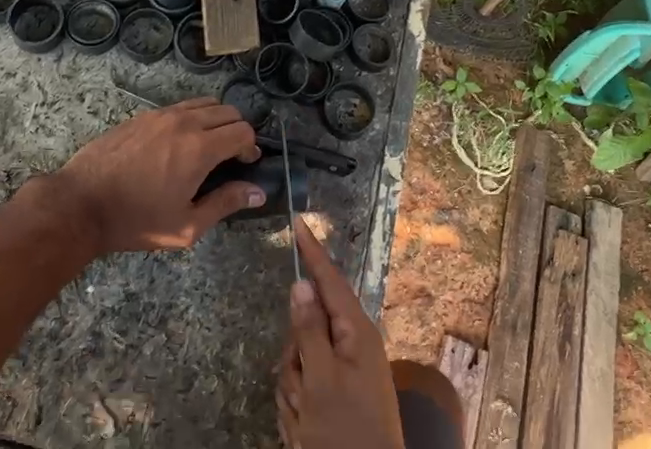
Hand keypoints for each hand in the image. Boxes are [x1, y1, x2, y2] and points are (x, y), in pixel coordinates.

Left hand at [52, 98, 262, 254]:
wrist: (80, 204)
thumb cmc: (135, 221)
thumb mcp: (186, 226)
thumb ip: (225, 204)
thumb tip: (257, 192)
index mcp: (199, 148)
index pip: (243, 130)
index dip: (250, 147)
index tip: (245, 164)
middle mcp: (184, 122)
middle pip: (228, 111)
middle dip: (237, 130)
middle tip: (230, 157)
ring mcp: (160, 115)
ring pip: (204, 103)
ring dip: (216, 120)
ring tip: (208, 146)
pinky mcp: (142, 116)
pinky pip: (179, 107)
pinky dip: (192, 117)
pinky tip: (179, 144)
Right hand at [276, 219, 401, 448]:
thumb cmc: (347, 430)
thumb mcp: (322, 379)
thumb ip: (308, 330)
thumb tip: (301, 283)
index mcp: (356, 333)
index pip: (330, 281)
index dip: (313, 253)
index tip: (299, 222)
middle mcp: (352, 345)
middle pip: (305, 327)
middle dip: (294, 359)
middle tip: (304, 392)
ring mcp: (343, 372)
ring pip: (298, 360)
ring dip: (295, 389)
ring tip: (309, 419)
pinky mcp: (334, 394)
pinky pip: (302, 386)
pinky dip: (299, 406)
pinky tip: (308, 429)